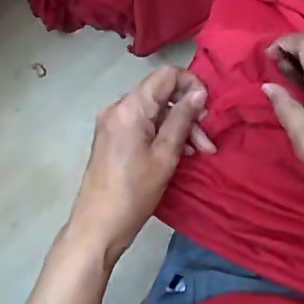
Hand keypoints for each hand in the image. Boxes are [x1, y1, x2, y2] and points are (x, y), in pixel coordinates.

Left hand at [67, 67, 212, 260]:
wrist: (97, 228)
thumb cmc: (134, 193)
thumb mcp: (165, 155)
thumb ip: (183, 119)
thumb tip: (199, 93)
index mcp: (130, 107)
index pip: (166, 75)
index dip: (191, 84)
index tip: (207, 109)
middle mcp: (118, 107)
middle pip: (161, 93)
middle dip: (187, 111)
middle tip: (206, 139)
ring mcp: (112, 122)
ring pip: (154, 110)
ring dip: (178, 125)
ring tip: (198, 151)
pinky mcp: (111, 137)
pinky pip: (142, 123)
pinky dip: (162, 132)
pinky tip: (179, 153)